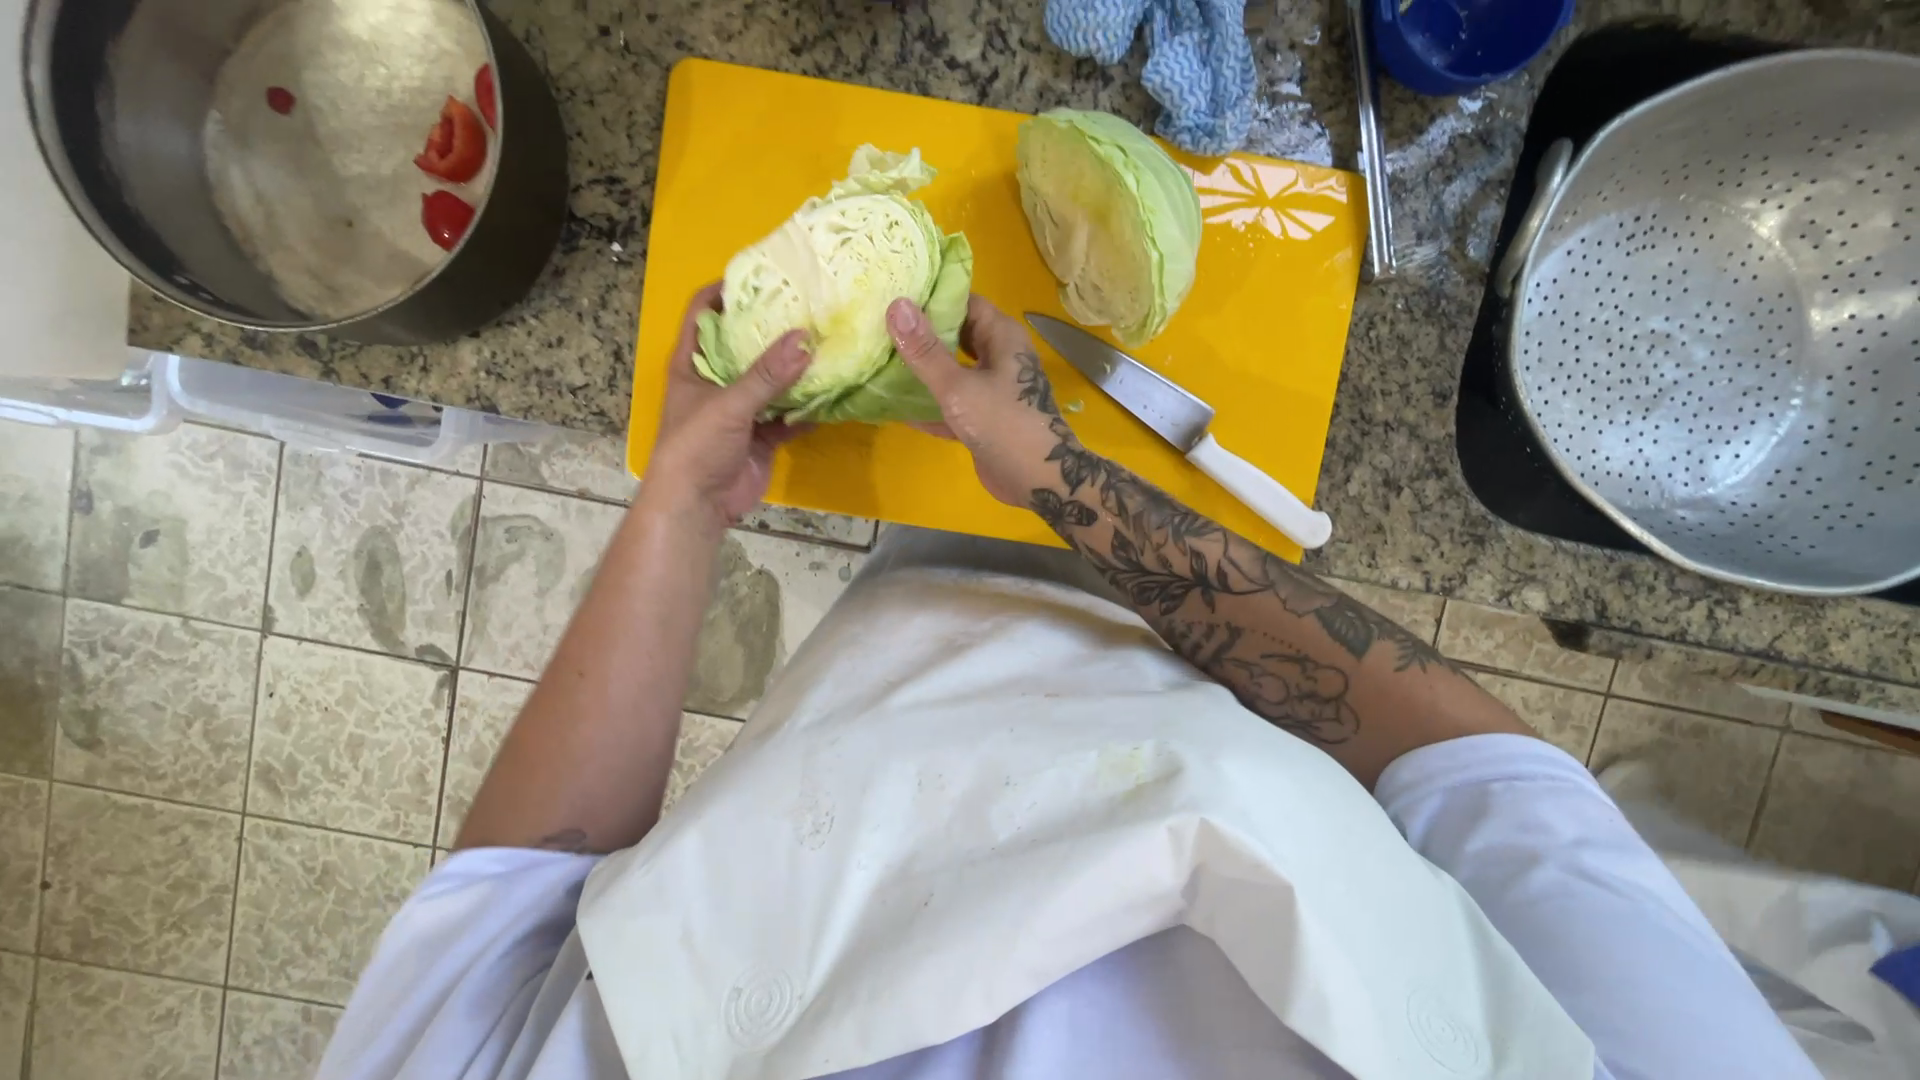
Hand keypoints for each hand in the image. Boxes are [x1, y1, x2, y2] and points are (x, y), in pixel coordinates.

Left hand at [646, 284, 812, 534]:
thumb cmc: (696, 446)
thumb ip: (767, 374)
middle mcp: (717, 381)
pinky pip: (788, 414)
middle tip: (808, 305)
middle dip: (773, 328)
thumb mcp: (728, 404)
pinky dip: (808, 407)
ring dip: (796, 368)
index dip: (724, 291)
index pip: (704, 314)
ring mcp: (741, 410)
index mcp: (693, 364)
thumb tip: (806, 339)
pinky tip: (833, 392)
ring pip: (772, 381)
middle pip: (745, 345)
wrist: (698, 505)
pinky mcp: (762, 435)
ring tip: (828, 341)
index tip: (760, 275)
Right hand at [887, 294, 1075, 507]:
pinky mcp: (983, 419)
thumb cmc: (1004, 425)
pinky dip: (928, 404)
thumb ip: (925, 351)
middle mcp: (998, 357)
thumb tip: (896, 305)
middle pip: (955, 336)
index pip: (965, 302)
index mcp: (1001, 337)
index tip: (894, 292)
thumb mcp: (958, 386)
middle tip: (878, 326)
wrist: (1038, 480)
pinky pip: (951, 404)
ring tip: (879, 359)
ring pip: (952, 371)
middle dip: (920, 334)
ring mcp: (992, 390)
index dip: (932, 297)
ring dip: (921, 370)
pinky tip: (893, 406)